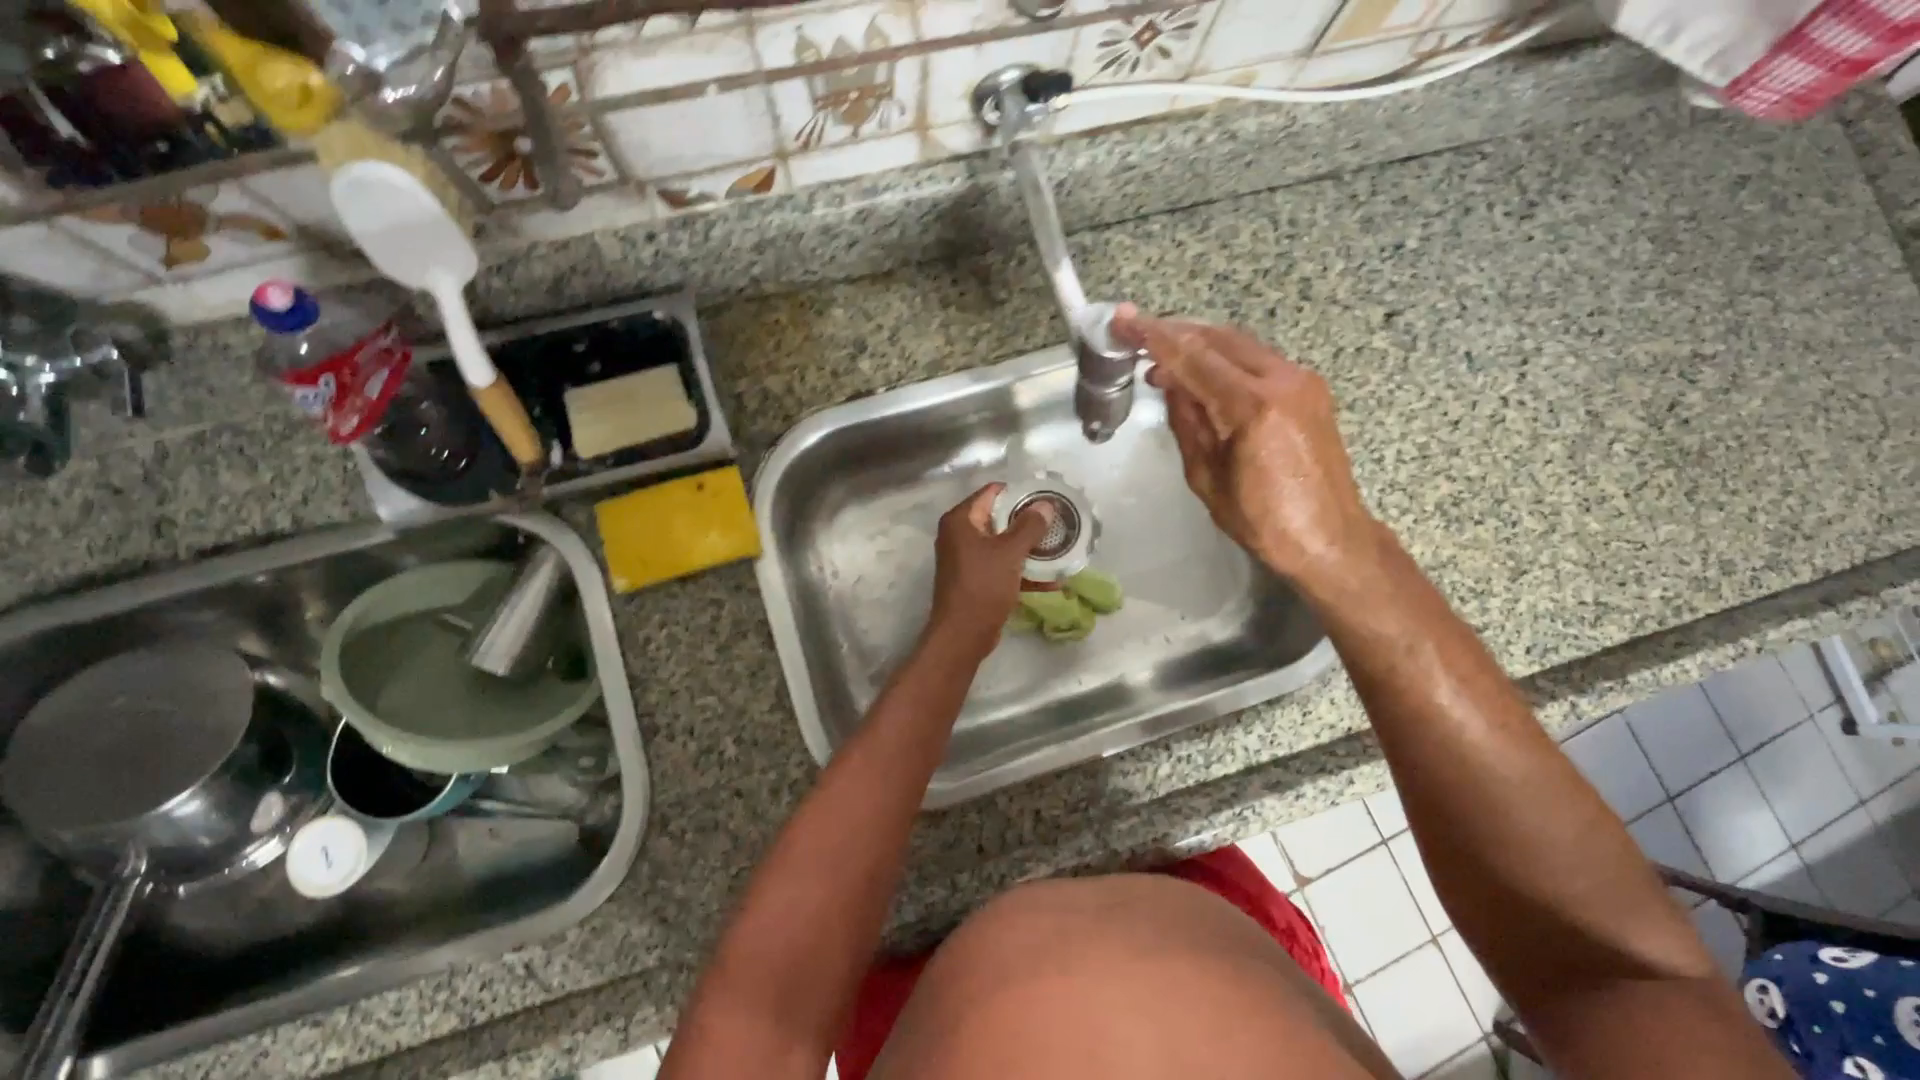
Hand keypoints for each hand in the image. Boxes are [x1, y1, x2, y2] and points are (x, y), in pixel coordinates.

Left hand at [926, 484, 1051, 659]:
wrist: (963, 635)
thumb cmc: (982, 586)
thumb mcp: (1010, 553)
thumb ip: (1029, 526)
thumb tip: (1045, 505)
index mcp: (960, 520)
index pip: (993, 493)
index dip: (1021, 493)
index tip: (1047, 498)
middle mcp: (960, 534)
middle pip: (999, 517)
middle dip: (1028, 521)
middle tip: (1057, 522)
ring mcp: (966, 558)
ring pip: (1003, 544)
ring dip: (1028, 547)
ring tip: (1059, 547)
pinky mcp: (976, 579)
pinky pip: (1002, 565)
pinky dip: (1022, 569)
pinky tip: (1051, 579)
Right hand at [1112, 306, 1380, 587]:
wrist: (1331, 538)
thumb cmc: (1264, 521)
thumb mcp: (1206, 476)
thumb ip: (1187, 422)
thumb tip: (1170, 384)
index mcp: (1252, 407)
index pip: (1192, 357)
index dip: (1153, 337)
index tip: (1123, 321)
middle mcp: (1282, 381)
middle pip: (1217, 339)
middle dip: (1175, 333)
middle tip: (1138, 336)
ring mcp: (1302, 381)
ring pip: (1240, 344)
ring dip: (1200, 345)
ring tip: (1164, 359)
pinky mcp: (1310, 389)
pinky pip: (1258, 360)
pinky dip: (1225, 358)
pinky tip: (1203, 374)